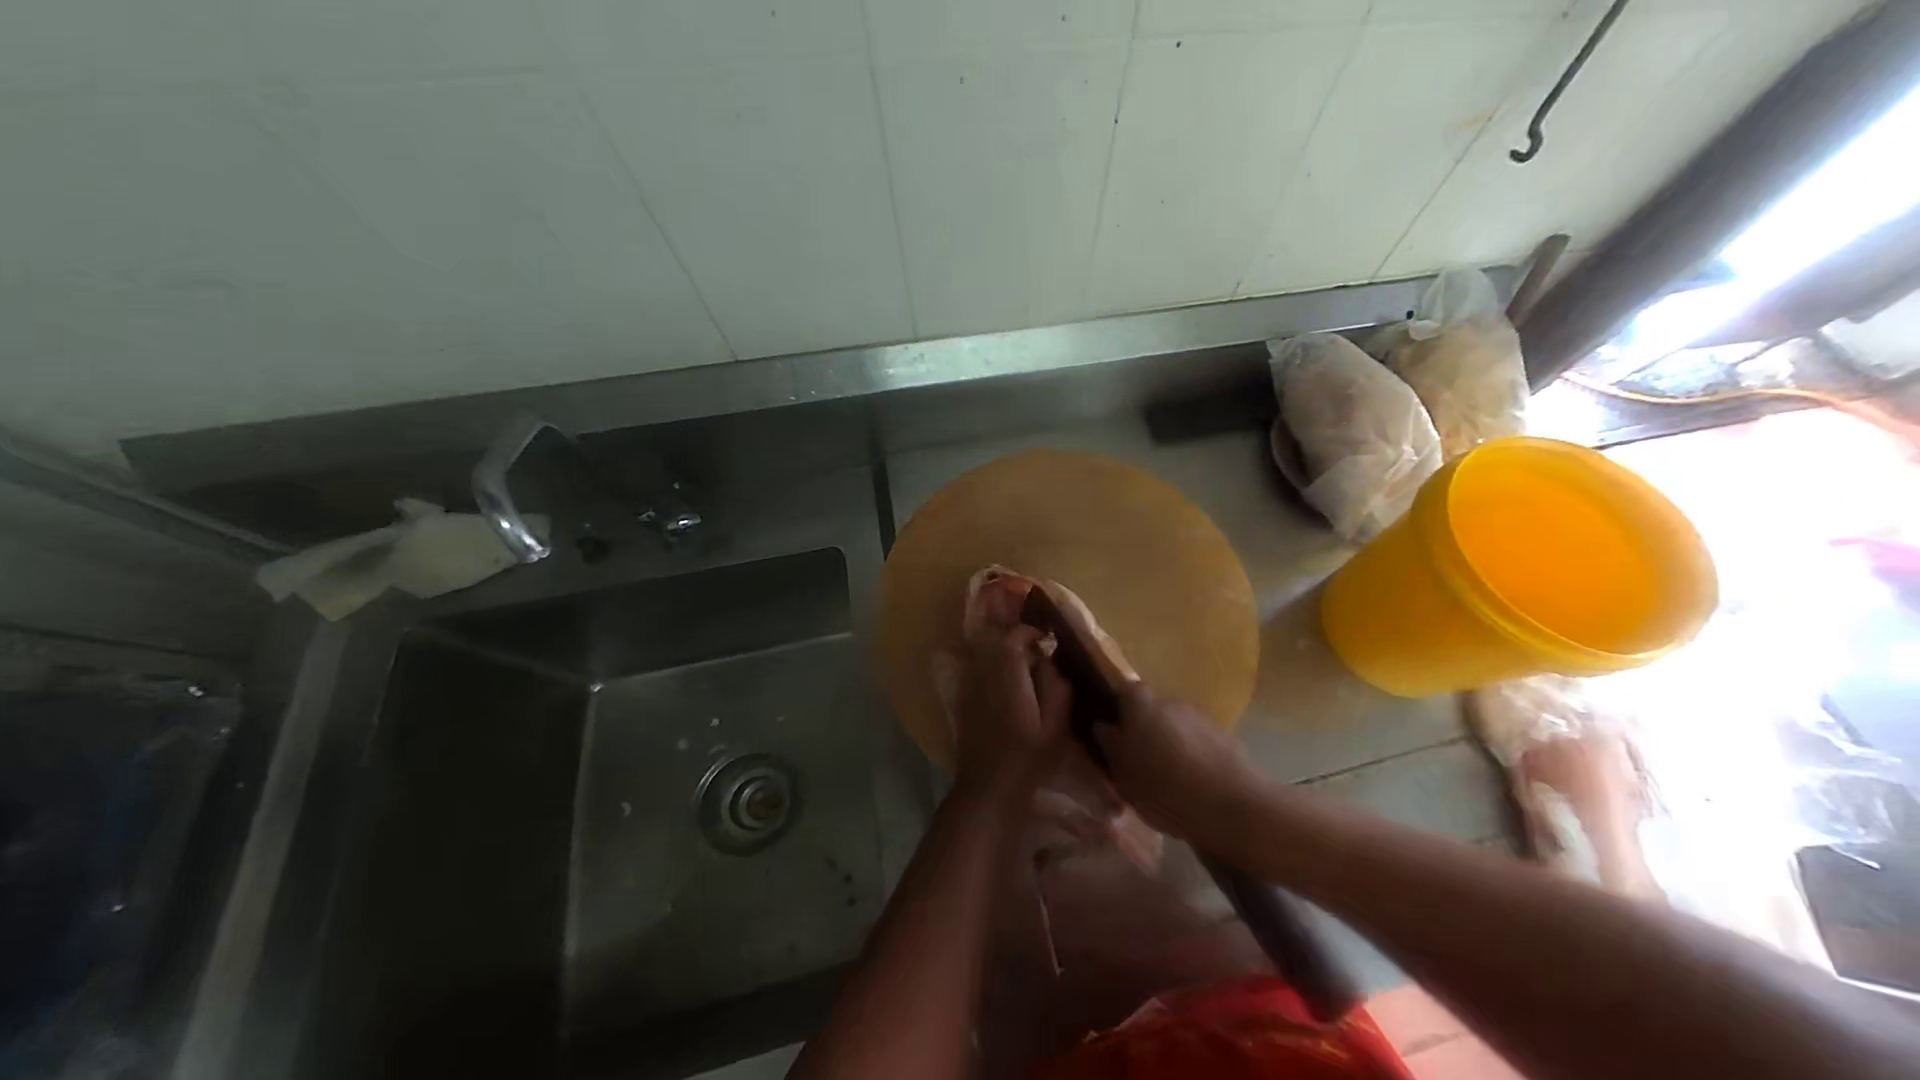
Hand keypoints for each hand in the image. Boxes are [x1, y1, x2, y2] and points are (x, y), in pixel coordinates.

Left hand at [952, 625, 1071, 795]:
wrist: (989, 788)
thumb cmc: (1028, 759)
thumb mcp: (1055, 726)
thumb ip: (1056, 687)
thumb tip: (1050, 661)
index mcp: (1007, 677)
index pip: (1011, 637)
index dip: (1028, 633)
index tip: (1046, 642)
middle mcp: (983, 675)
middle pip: (993, 640)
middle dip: (1015, 639)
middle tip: (1036, 651)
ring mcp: (969, 686)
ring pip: (982, 653)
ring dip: (1001, 651)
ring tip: (1022, 665)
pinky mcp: (963, 699)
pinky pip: (975, 669)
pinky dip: (990, 666)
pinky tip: (1006, 684)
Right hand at [1093, 685, 1261, 839]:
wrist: (1233, 807)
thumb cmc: (1165, 790)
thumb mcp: (1124, 775)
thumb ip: (1110, 747)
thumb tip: (1103, 726)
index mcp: (1143, 707)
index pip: (1128, 691)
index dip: (1122, 708)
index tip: (1117, 731)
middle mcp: (1174, 703)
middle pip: (1155, 710)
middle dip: (1149, 729)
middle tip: (1142, 760)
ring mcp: (1204, 719)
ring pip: (1180, 727)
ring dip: (1174, 744)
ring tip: (1171, 779)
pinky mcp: (1229, 740)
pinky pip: (1202, 744)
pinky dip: (1196, 757)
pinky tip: (1196, 786)